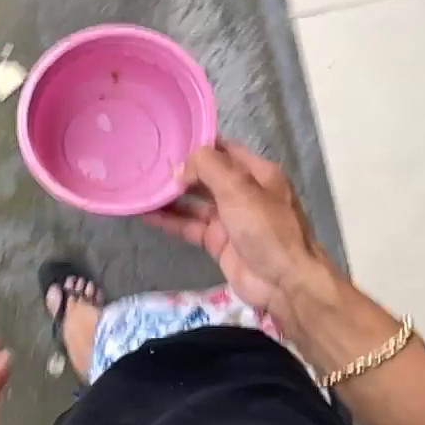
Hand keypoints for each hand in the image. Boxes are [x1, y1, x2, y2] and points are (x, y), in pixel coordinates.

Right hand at [144, 140, 333, 316]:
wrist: (284, 282)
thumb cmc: (266, 228)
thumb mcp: (239, 188)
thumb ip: (208, 167)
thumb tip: (180, 167)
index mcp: (256, 173)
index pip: (222, 150)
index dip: (196, 145)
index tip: (165, 142)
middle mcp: (243, 192)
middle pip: (205, 176)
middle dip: (179, 171)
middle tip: (146, 166)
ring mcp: (229, 218)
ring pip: (193, 202)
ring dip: (169, 197)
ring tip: (140, 188)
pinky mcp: (217, 241)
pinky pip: (188, 226)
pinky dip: (169, 220)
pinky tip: (145, 214)